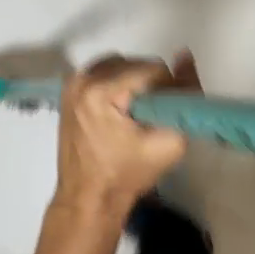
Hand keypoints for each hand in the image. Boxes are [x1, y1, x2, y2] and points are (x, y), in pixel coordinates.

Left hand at [52, 51, 201, 220]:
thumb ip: (186, 95)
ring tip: (135, 113)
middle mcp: (83, 78)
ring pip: (119, 64)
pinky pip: (103, 71)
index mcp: (102, 91)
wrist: (87, 198)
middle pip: (134, 63)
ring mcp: (72, 82)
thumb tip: (185, 55)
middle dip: (149, 85)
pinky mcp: (68, 89)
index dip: (168, 89)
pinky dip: (116, 83)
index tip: (166, 115)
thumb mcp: (170, 142)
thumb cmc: (128, 175)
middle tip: (151, 116)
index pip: (152, 69)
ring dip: (133, 82)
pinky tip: (119, 109)